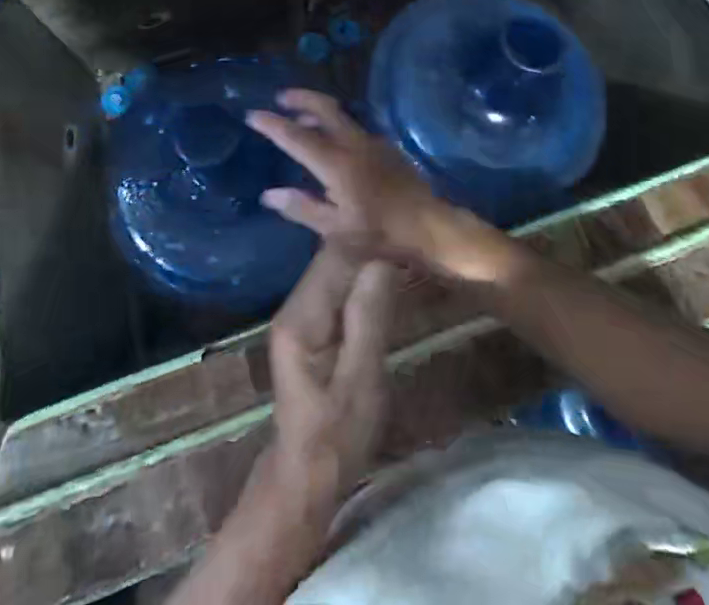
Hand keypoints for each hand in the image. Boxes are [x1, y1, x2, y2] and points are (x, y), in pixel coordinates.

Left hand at [161, 246, 393, 604]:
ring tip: (409, 256)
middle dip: (371, 249)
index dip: (370, 242)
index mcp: (300, 319)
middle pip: (332, 260)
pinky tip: (390, 282)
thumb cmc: (337, 436)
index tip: (408, 235)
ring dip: (369, 263)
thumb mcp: (361, 383)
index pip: (334, 259)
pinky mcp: (312, 326)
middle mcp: (294, 308)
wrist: (307, 473)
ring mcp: (300, 316)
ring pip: (336, 272)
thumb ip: (369, 321)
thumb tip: (383, 264)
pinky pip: (338, 290)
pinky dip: (364, 282)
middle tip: (415, 244)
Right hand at [248, 90, 519, 284]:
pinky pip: (354, 128)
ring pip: (341, 115)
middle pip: (324, 108)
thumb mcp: (336, 231)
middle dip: (299, 98)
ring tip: (300, 120)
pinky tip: (331, 143)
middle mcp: (354, 144)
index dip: (272, 124)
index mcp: (337, 164)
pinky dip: (336, 125)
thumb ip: (301, 208)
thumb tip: (269, 194)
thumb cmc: (382, 234)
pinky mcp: (387, 147)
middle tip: (280, 99)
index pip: (296, 137)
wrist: (432, 227)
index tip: (252, 115)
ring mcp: (374, 142)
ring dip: (317, 111)